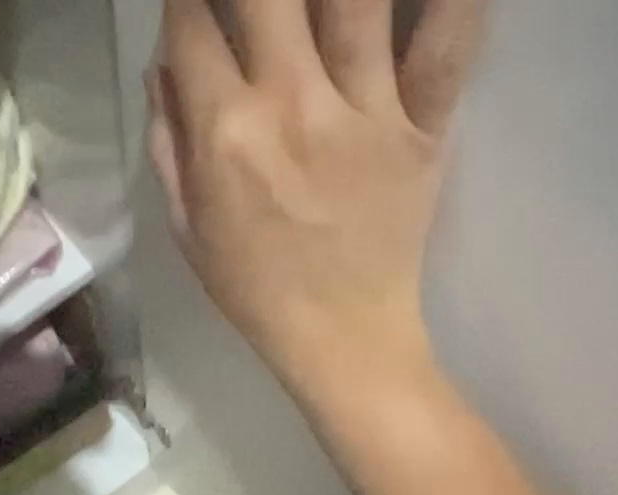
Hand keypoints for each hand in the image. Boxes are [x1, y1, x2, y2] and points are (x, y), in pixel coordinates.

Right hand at [149, 0, 484, 381]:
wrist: (342, 339)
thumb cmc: (257, 291)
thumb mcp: (189, 230)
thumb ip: (170, 144)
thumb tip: (163, 65)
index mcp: (227, 133)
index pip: (191, 22)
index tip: (193, 3)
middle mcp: (292, 103)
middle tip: (254, 4)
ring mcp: (365, 110)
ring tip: (317, 6)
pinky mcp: (421, 127)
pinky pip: (446, 47)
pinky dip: (454, 5)